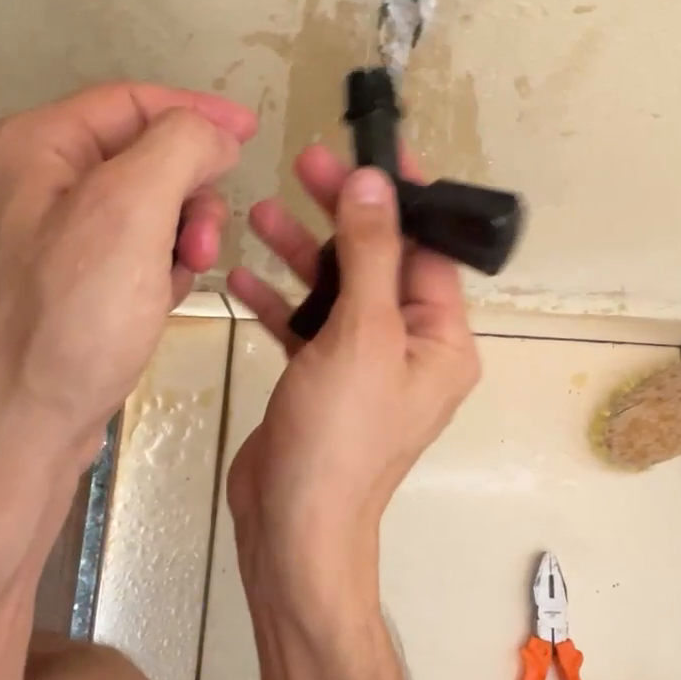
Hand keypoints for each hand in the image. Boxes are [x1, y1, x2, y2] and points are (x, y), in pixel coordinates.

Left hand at [0, 85, 254, 537]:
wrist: (13, 436)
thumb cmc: (70, 322)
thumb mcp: (131, 214)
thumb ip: (180, 147)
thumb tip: (213, 133)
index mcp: (27, 146)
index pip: (130, 103)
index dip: (198, 114)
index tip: (254, 135)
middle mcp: (21, 182)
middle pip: (135, 157)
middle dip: (185, 194)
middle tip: (204, 244)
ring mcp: (31, 238)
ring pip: (134, 209)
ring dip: (173, 236)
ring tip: (181, 280)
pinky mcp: (49, 285)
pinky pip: (119, 253)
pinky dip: (151, 269)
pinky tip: (157, 301)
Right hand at [225, 146, 480, 620]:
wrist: (292, 528)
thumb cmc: (339, 437)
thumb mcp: (361, 337)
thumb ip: (369, 255)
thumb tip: (375, 184)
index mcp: (441, 341)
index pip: (428, 251)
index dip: (400, 198)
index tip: (371, 151)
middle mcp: (409, 349)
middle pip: (377, 262)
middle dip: (341, 216)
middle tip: (304, 163)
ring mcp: (362, 365)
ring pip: (336, 291)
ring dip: (301, 253)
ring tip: (260, 211)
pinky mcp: (321, 381)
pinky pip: (305, 326)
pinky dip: (277, 301)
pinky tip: (239, 278)